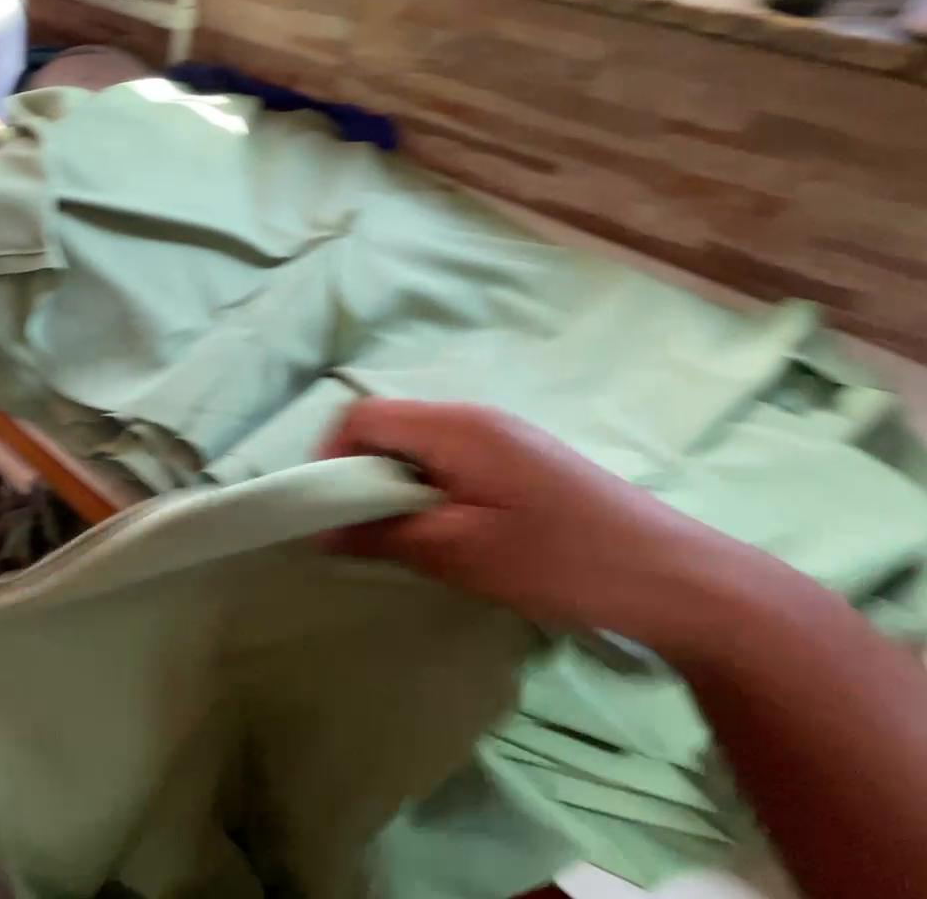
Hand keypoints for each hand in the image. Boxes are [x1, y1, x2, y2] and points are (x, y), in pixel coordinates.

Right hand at [316, 399, 780, 659]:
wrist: (685, 584)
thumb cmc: (563, 562)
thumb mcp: (459, 553)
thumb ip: (380, 534)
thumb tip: (317, 534)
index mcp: (457, 427)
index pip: (361, 416)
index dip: (330, 456)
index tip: (326, 510)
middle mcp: (476, 418)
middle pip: (387, 427)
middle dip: (359, 475)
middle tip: (361, 530)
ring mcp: (503, 437)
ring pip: (416, 447)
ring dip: (393, 486)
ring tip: (405, 536)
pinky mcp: (522, 461)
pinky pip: (447, 461)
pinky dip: (426, 490)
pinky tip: (450, 532)